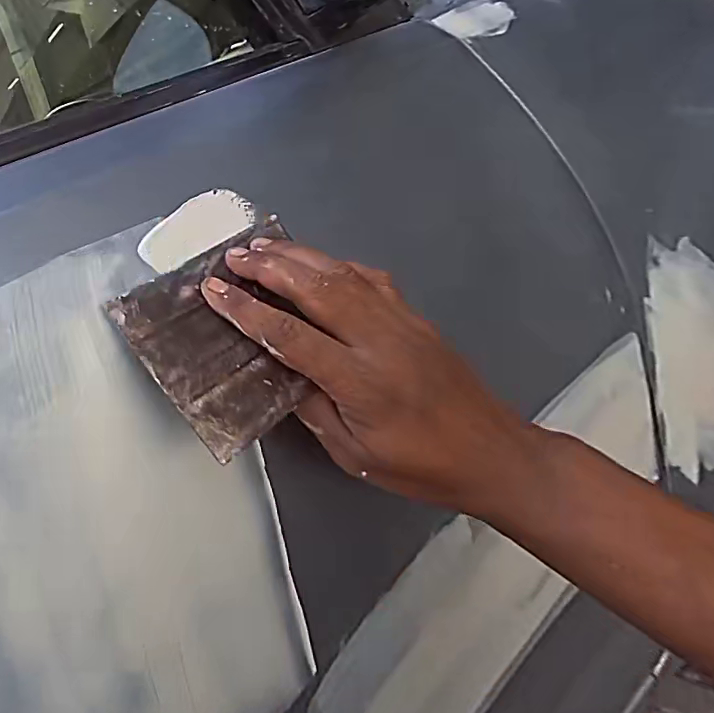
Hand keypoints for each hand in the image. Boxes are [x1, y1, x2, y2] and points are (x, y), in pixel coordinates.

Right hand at [201, 237, 545, 519]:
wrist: (498, 456)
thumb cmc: (422, 465)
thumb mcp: (354, 452)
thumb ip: (311, 406)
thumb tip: (278, 369)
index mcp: (360, 381)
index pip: (290, 335)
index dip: (247, 310)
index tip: (216, 291)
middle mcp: (380, 341)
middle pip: (315, 289)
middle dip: (267, 268)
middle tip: (232, 257)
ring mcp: (402, 322)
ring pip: (341, 274)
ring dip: (296, 256)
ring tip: (261, 247)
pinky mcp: (415, 316)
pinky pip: (369, 277)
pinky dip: (335, 263)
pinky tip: (315, 260)